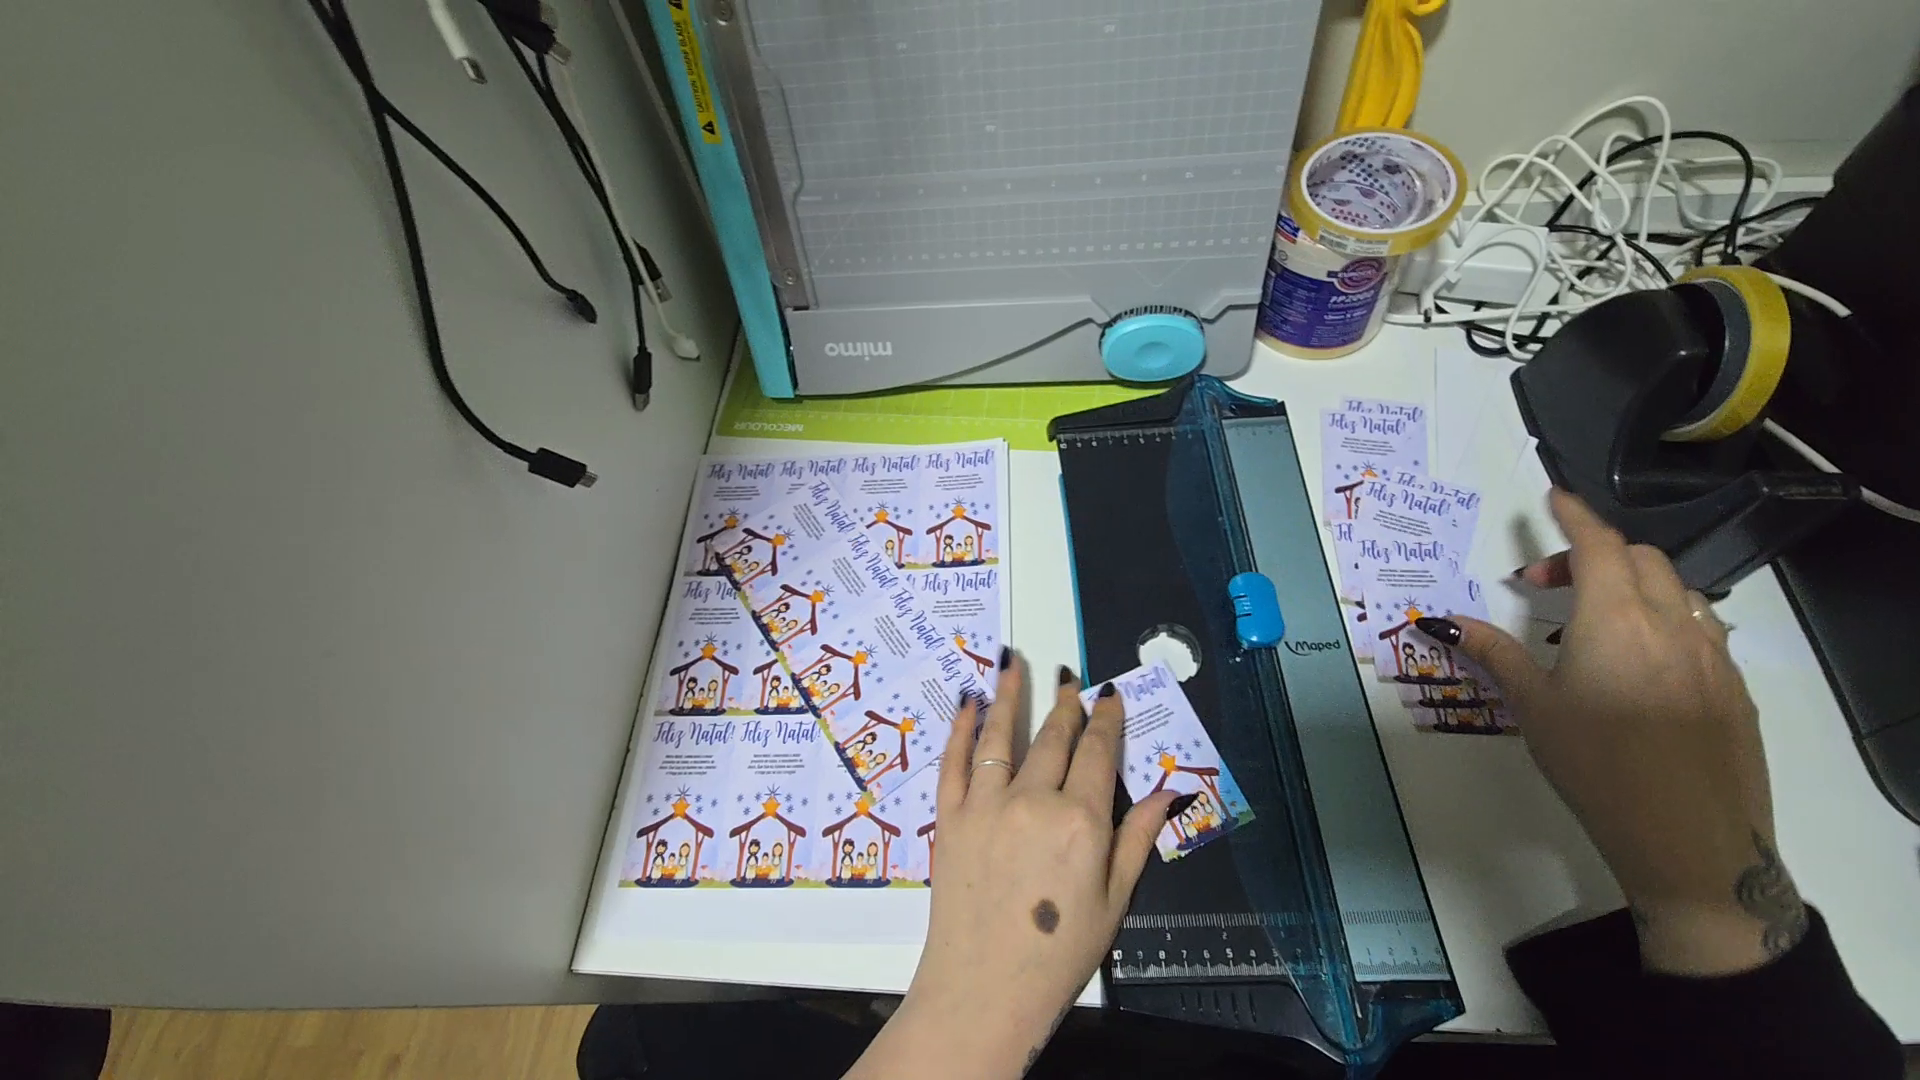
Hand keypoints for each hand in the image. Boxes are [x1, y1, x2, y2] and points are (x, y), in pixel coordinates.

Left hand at [846, 652, 1179, 1079]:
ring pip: (1000, 735)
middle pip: (1054, 737)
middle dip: (1066, 705)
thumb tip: (1167, 793)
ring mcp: (985, 804)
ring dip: (1009, 694)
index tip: (1109, 694)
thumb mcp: (1115, 900)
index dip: (1106, 719)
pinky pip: (954, 761)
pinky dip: (960, 728)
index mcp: (1081, 820)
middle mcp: (1033, 800)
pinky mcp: (949, 816)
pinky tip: (967, 703)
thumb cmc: (1058, 953)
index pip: (1098, 752)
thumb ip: (1137, 839)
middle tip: (1070, 679)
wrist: (985, 989)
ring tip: (1013, 661)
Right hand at [1422, 490, 1805, 975]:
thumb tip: (1440, 621)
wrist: (1688, 838)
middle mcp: (1672, 626)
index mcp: (1616, 621)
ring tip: (1591, 626)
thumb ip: (1493, 652)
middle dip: (1596, 554)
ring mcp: (1712, 657)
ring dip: (1633, 586)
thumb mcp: (1533, 706)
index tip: (1555, 497)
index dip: (1576, 516)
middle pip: (1643, 560)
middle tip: (1549, 586)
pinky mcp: (1734, 689)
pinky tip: (1637, 664)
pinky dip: (1663, 620)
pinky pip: (1700, 629)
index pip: (1600, 547)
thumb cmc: (1595, 763)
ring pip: (1678, 592)